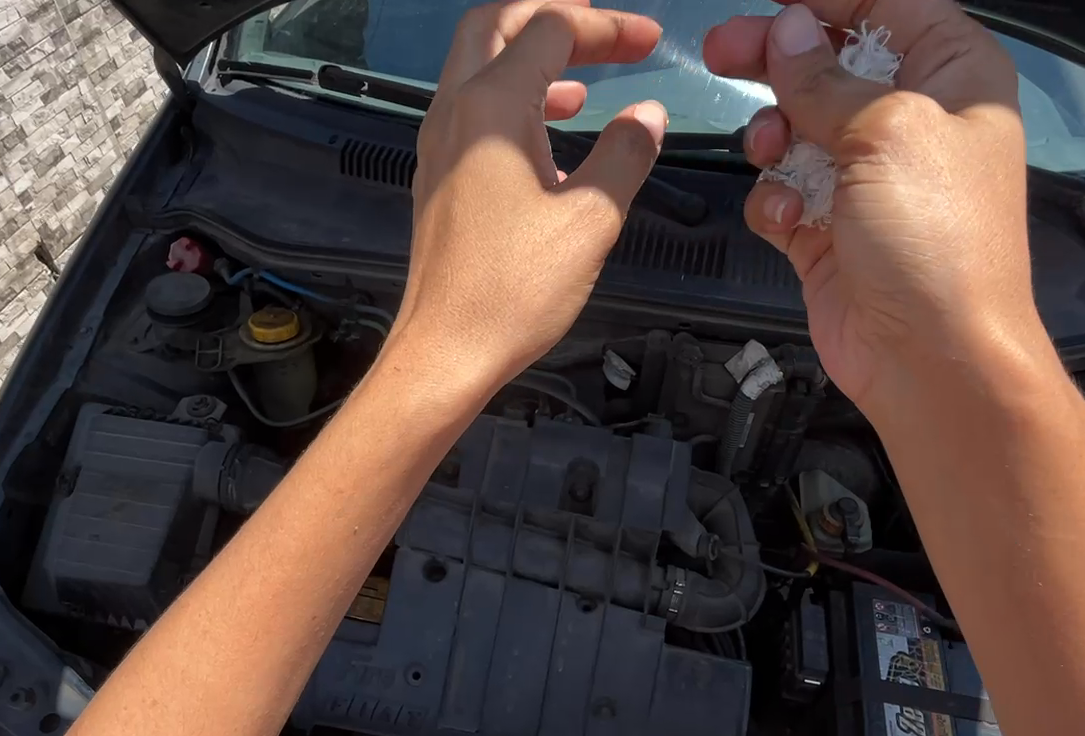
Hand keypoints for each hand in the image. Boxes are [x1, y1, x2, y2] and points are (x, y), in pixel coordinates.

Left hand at [388, 0, 666, 399]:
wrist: (445, 354)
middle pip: (495, 26)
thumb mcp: (589, 221)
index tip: (650, 42)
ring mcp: (435, 151)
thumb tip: (648, 116)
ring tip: (581, 88)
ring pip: (475, 72)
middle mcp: (453, 114)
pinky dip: (508, 106)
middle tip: (599, 34)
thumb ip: (625, 156)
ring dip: (528, 63)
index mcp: (490, 107)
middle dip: (552, 19)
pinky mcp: (435, 186)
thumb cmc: (515, 291)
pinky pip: (468, 118)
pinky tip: (544, 146)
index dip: (605, 26)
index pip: (549, 29)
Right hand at [703, 0, 1038, 414]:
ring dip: (774, 140)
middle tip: (719, 51)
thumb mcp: (886, 133)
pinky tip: (785, 222)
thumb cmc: (931, 234)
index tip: (770, 4)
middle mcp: (906, 125)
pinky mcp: (825, 235)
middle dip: (776, 61)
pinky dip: (775, 205)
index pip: (886, 9)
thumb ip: (826, 79)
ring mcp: (862, 185)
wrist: (927, 355)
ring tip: (769, 153)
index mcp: (950, 77)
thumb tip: (786, 29)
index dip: (827, 1)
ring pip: (796, 134)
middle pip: (829, 68)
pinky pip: (783, 199)